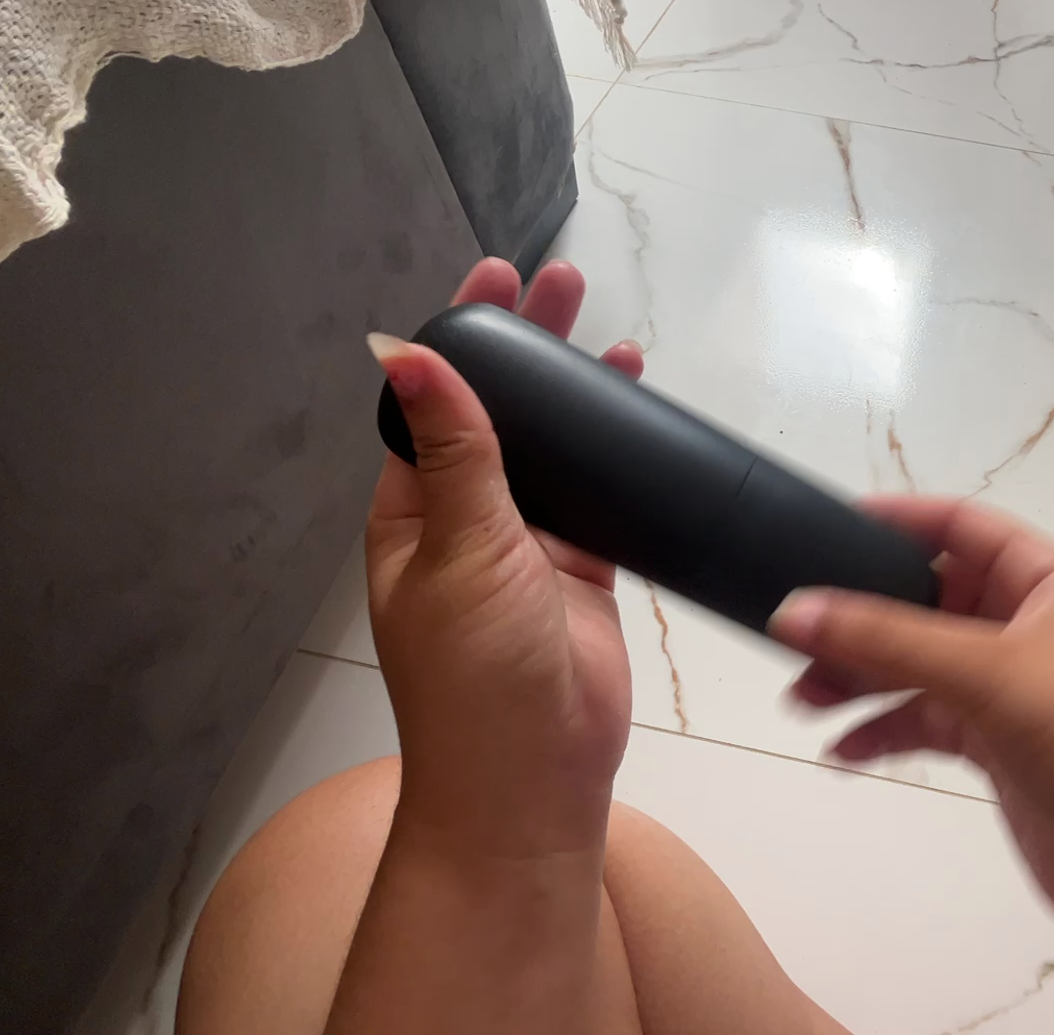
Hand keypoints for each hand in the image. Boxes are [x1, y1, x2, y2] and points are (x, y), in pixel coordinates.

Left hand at [364, 257, 642, 857]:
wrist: (538, 772)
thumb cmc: (478, 673)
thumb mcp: (461, 552)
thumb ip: (455, 455)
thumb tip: (410, 353)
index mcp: (416, 511)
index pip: (436, 403)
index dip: (465, 339)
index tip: (497, 280)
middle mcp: (472, 519)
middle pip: (504, 416)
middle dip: (534, 351)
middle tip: (568, 286)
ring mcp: (533, 544)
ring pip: (558, 455)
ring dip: (582, 402)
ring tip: (621, 346)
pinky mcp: (586, 568)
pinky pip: (600, 499)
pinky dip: (619, 461)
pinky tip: (643, 425)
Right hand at [770, 497, 1053, 929]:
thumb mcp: (990, 675)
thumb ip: (887, 640)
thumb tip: (792, 609)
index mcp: (1046, 580)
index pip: (960, 526)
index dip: (897, 519)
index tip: (827, 525)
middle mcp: (1027, 624)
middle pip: (928, 599)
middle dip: (863, 615)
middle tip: (796, 633)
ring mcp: (1011, 687)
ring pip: (919, 663)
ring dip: (862, 676)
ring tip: (802, 698)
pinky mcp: (999, 744)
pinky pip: (926, 721)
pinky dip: (885, 728)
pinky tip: (843, 749)